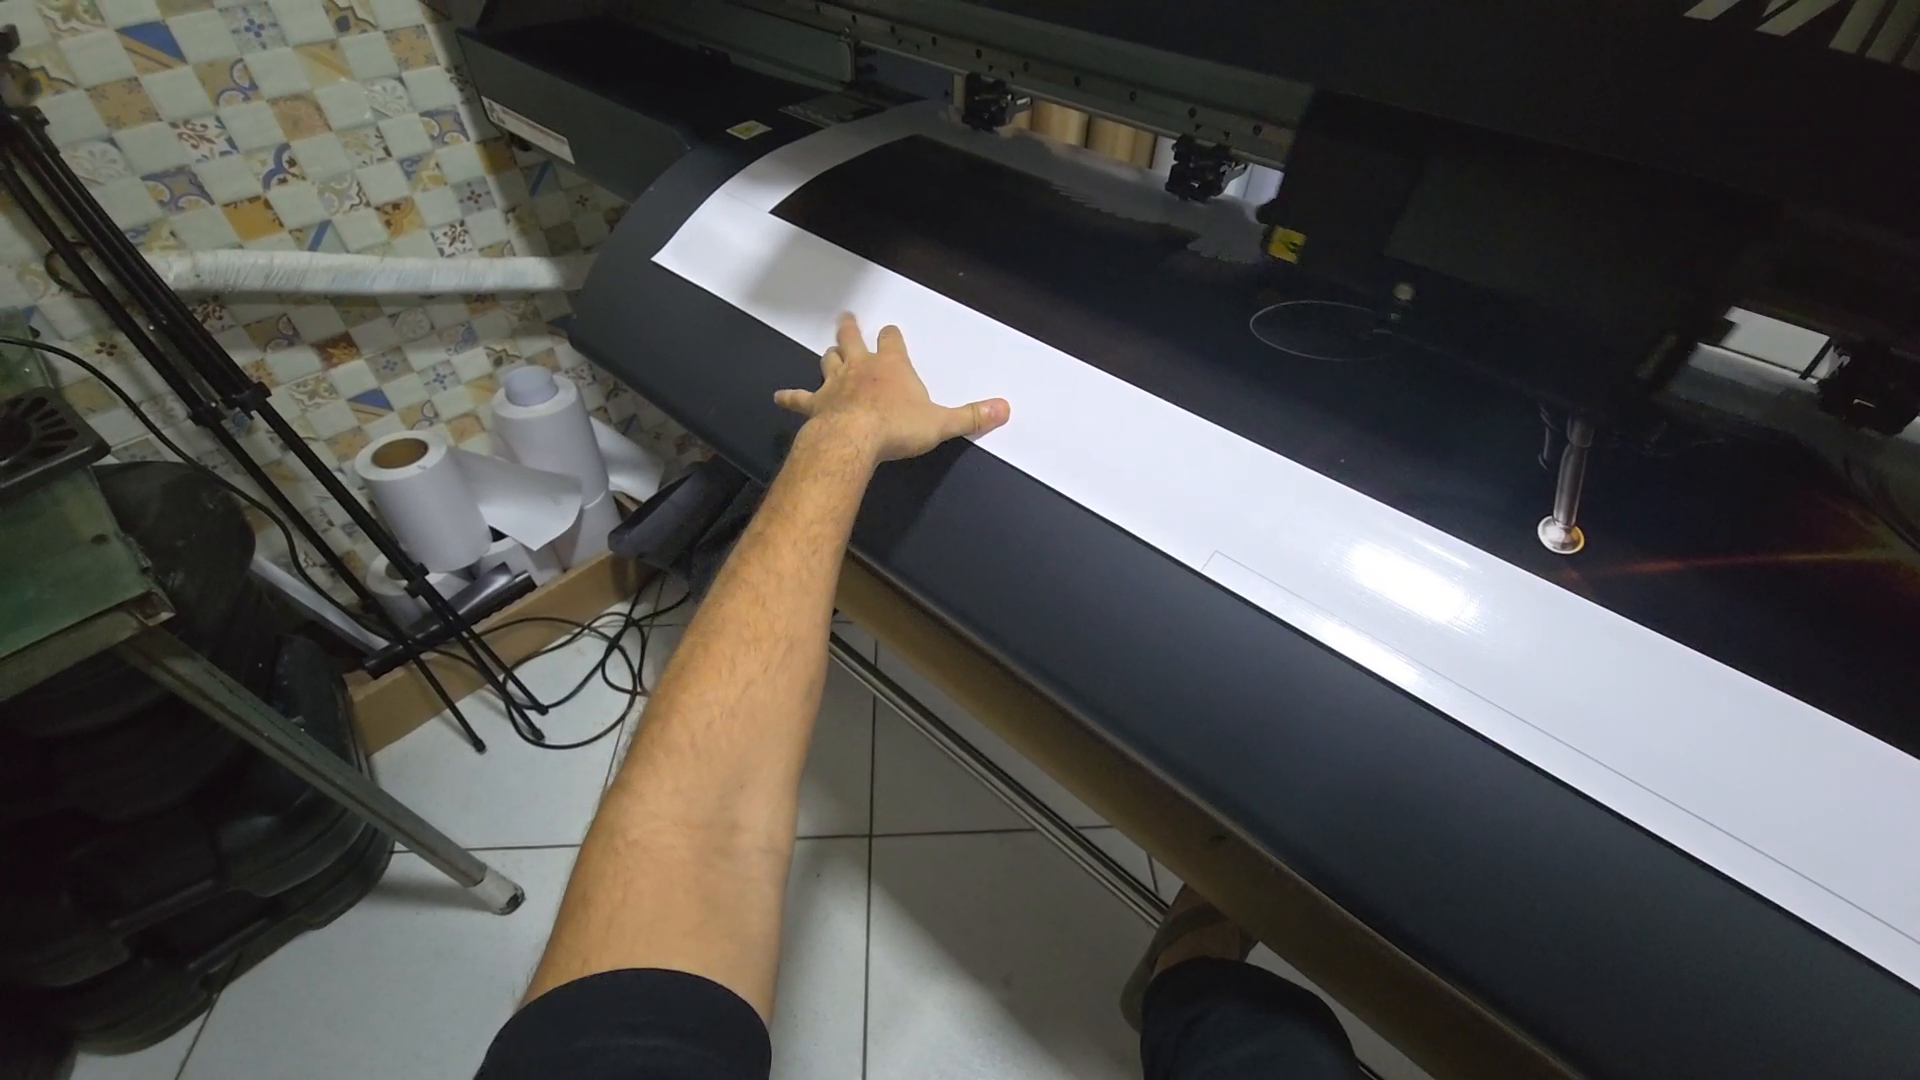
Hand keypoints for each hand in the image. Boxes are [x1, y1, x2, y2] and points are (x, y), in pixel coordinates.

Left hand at [774, 315, 1009, 462]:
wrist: (855, 439)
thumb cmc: (899, 427)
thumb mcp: (942, 423)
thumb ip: (972, 416)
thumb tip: (1006, 408)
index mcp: (892, 366)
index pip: (892, 341)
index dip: (891, 336)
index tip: (890, 331)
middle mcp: (861, 367)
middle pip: (853, 341)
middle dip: (851, 330)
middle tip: (846, 318)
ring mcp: (834, 384)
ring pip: (829, 361)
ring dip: (829, 355)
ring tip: (827, 350)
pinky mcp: (815, 404)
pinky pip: (800, 398)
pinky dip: (790, 397)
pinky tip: (779, 397)